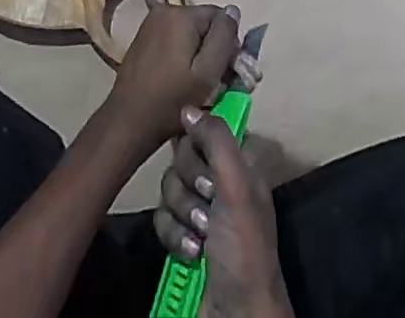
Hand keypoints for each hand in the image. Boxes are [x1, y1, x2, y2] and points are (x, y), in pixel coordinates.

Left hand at [102, 3, 238, 152]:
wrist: (128, 122)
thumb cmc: (171, 100)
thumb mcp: (207, 72)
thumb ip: (224, 38)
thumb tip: (233, 10)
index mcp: (180, 14)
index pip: (220, 18)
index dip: (228, 44)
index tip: (227, 72)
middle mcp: (164, 11)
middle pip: (204, 25)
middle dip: (213, 49)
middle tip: (214, 81)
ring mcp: (150, 24)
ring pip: (190, 33)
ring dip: (198, 54)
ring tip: (197, 83)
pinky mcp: (143, 39)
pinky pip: (174, 40)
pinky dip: (182, 55)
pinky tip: (180, 79)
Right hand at [155, 107, 291, 317]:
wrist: (235, 313)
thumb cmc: (243, 245)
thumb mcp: (237, 187)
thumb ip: (216, 141)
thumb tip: (188, 107)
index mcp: (240, 162)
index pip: (205, 130)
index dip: (196, 144)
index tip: (201, 162)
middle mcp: (221, 180)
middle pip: (181, 159)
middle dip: (187, 186)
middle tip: (206, 204)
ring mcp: (201, 209)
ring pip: (168, 188)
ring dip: (180, 214)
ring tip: (200, 236)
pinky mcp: (182, 235)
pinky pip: (161, 218)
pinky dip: (172, 235)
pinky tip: (190, 252)